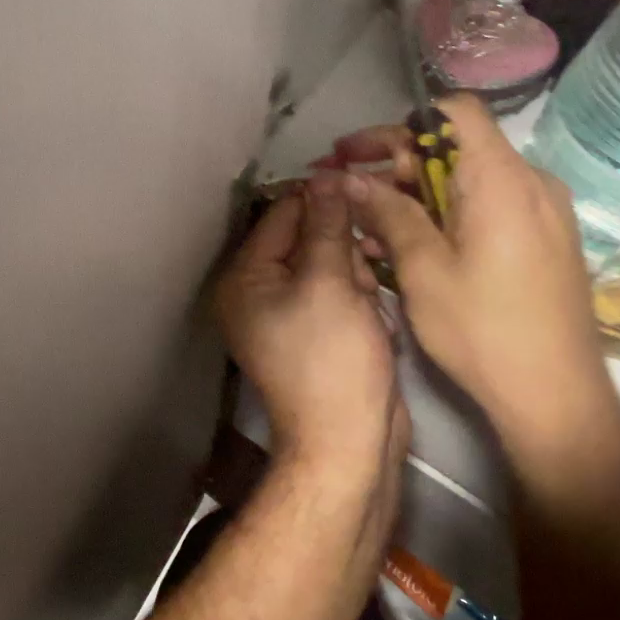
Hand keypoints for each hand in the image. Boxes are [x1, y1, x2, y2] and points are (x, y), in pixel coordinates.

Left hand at [215, 172, 407, 476]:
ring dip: (356, 276)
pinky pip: (339, 296)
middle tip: (364, 269)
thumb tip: (325, 174)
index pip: (282, 214)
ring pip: (329, 266)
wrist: (349, 445)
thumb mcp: (330, 281)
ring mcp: (287, 315)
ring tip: (369, 303)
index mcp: (245, 277)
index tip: (363, 188)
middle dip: (342, 248)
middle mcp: (258, 291)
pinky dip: (360, 301)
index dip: (321, 198)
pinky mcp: (316, 334)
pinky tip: (374, 322)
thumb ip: (327, 224)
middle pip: (306, 238)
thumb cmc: (332, 358)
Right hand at [338, 94, 603, 440]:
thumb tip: (350, 178)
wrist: (559, 399)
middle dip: (400, 164)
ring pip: (471, 179)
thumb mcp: (423, 269)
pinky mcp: (548, 239)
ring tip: (373, 228)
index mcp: (502, 179)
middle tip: (353, 193)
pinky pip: (492, 207)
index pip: (456, 110)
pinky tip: (416, 247)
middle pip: (458, 146)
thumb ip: (388, 212)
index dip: (404, 123)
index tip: (365, 154)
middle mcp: (531, 182)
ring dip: (420, 194)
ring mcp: (545, 212)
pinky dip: (451, 214)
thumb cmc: (484, 331)